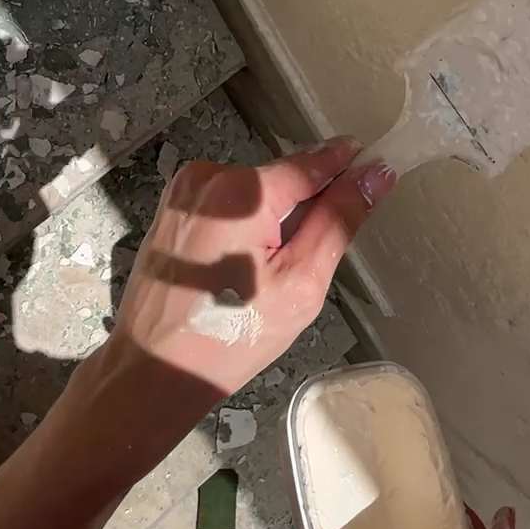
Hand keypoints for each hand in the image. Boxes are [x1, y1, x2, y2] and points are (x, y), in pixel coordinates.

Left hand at [102, 137, 395, 397]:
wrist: (153, 367)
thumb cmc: (232, 336)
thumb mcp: (300, 283)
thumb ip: (339, 220)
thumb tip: (375, 173)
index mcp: (243, 189)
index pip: (310, 164)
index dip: (345, 165)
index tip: (377, 161)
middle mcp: (209, 174)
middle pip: (280, 179)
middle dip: (302, 208)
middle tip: (306, 261)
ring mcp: (184, 188)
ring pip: (253, 190)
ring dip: (271, 218)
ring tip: (262, 274)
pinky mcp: (172, 205)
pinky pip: (226, 201)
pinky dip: (243, 223)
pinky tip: (237, 266)